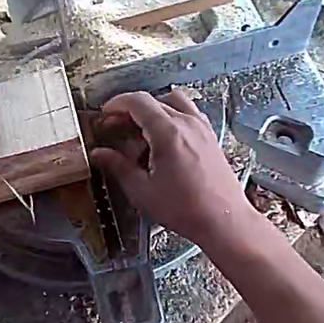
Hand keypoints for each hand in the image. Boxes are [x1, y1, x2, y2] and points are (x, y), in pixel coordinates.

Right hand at [89, 90, 266, 254]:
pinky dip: (172, 116)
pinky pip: (189, 113)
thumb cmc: (187, 209)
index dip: (116, 104)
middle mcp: (188, 124)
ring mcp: (202, 128)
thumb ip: (118, 167)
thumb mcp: (142, 191)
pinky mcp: (210, 137)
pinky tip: (163, 139)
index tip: (105, 114)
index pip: (137, 102)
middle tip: (116, 127)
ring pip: (173, 101)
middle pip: (154, 101)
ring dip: (153, 109)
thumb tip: (100, 154)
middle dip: (130, 110)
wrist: (223, 221)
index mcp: (168, 132)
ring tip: (140, 130)